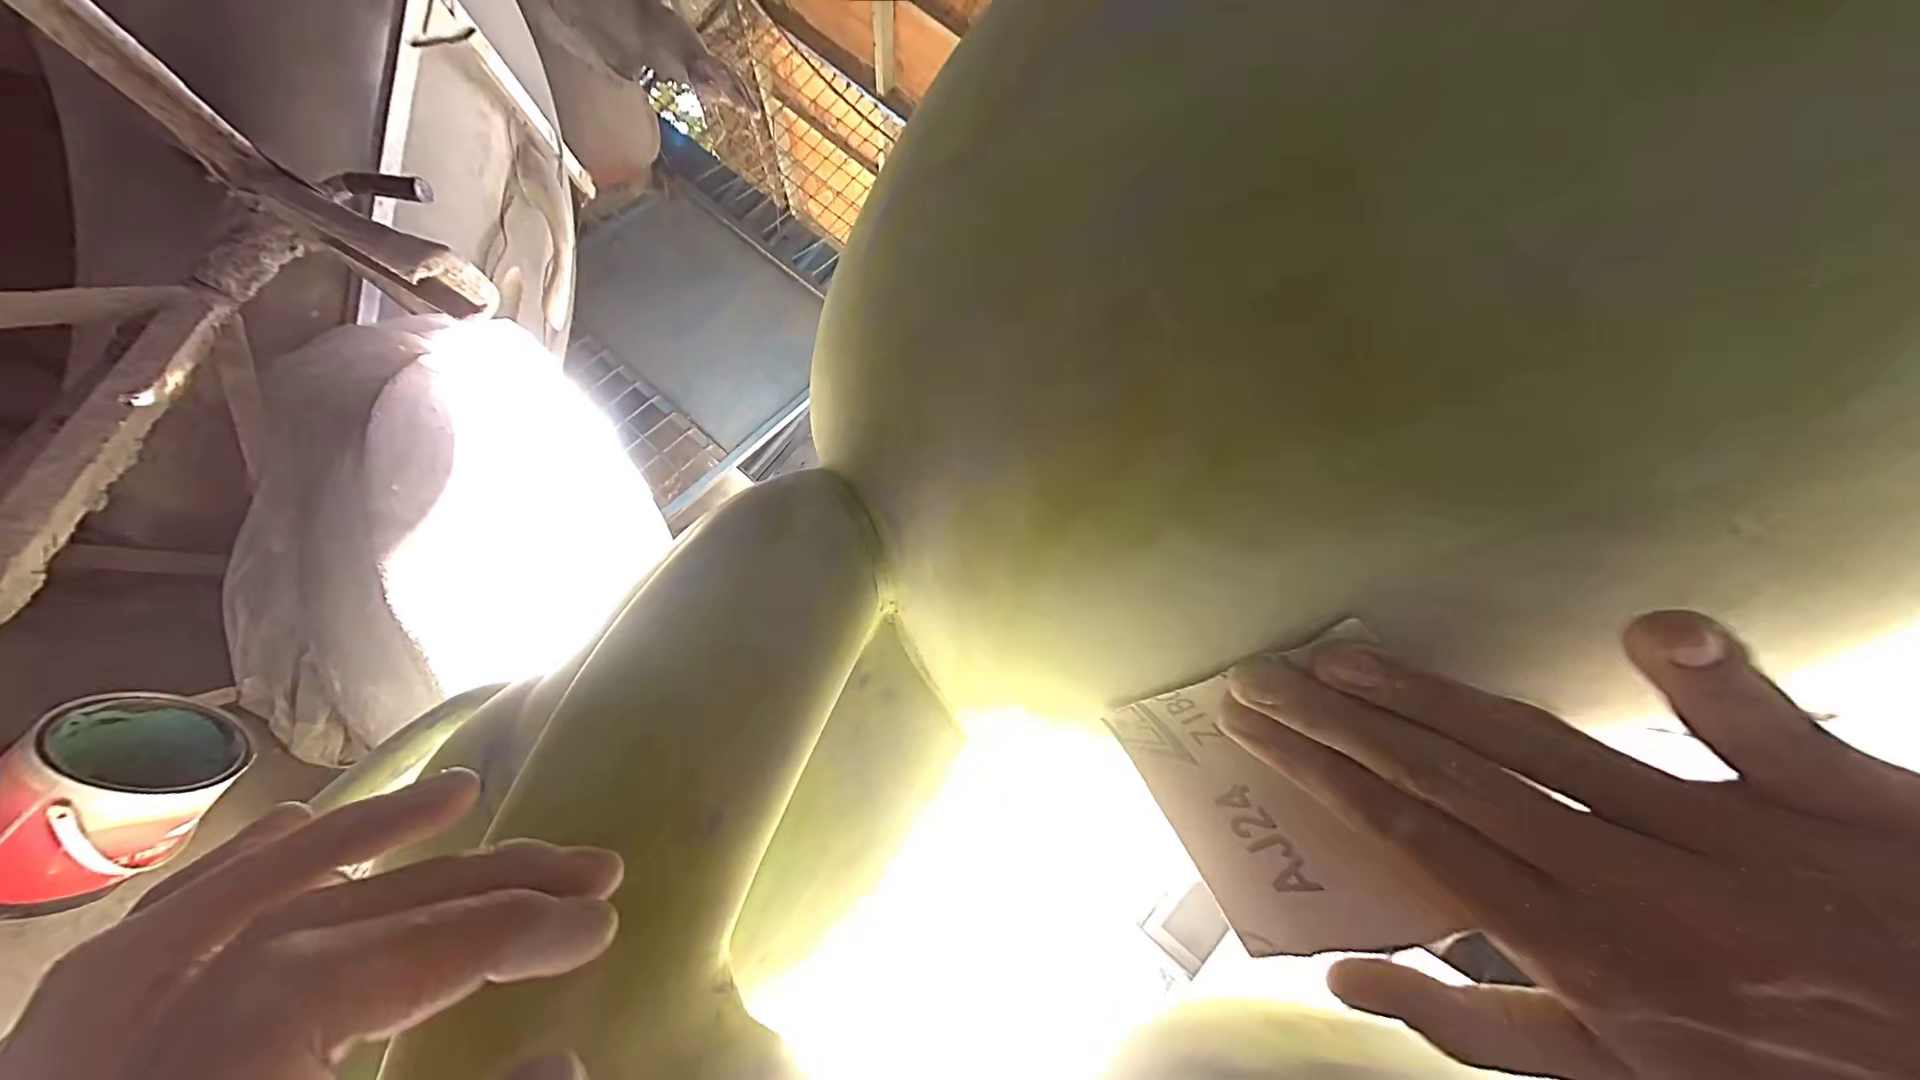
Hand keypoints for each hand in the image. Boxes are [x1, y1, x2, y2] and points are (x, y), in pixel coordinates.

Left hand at [0, 769, 620, 1079]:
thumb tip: (565, 1058)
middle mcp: (137, 1042)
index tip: (602, 921)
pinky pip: (148, 938)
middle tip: (585, 866)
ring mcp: (73, 1052)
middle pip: (346, 919)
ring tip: (464, 790)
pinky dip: (234, 872)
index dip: (517, 931)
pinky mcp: (58, 1062)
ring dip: (366, 830)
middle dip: (485, 883)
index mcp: (219, 1070)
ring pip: (234, 902)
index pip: (399, 961)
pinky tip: (298, 823)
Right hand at [1220, 610, 1919, 1079]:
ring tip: (1340, 659)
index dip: (1315, 772)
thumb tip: (1339, 979)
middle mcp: (1637, 897)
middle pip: (1442, 783)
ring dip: (1424, 697)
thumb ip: (1476, 1028)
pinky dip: (1712, 683)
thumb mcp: (1621, 1077)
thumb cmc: (1789, 1079)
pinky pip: (1769, 735)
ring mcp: (1738, 846)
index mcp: (1581, 958)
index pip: (1403, 837)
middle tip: (1261, 677)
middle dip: (1333, 723)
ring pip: (1541, 750)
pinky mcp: (1848, 805)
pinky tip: (1648, 628)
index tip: (1251, 725)